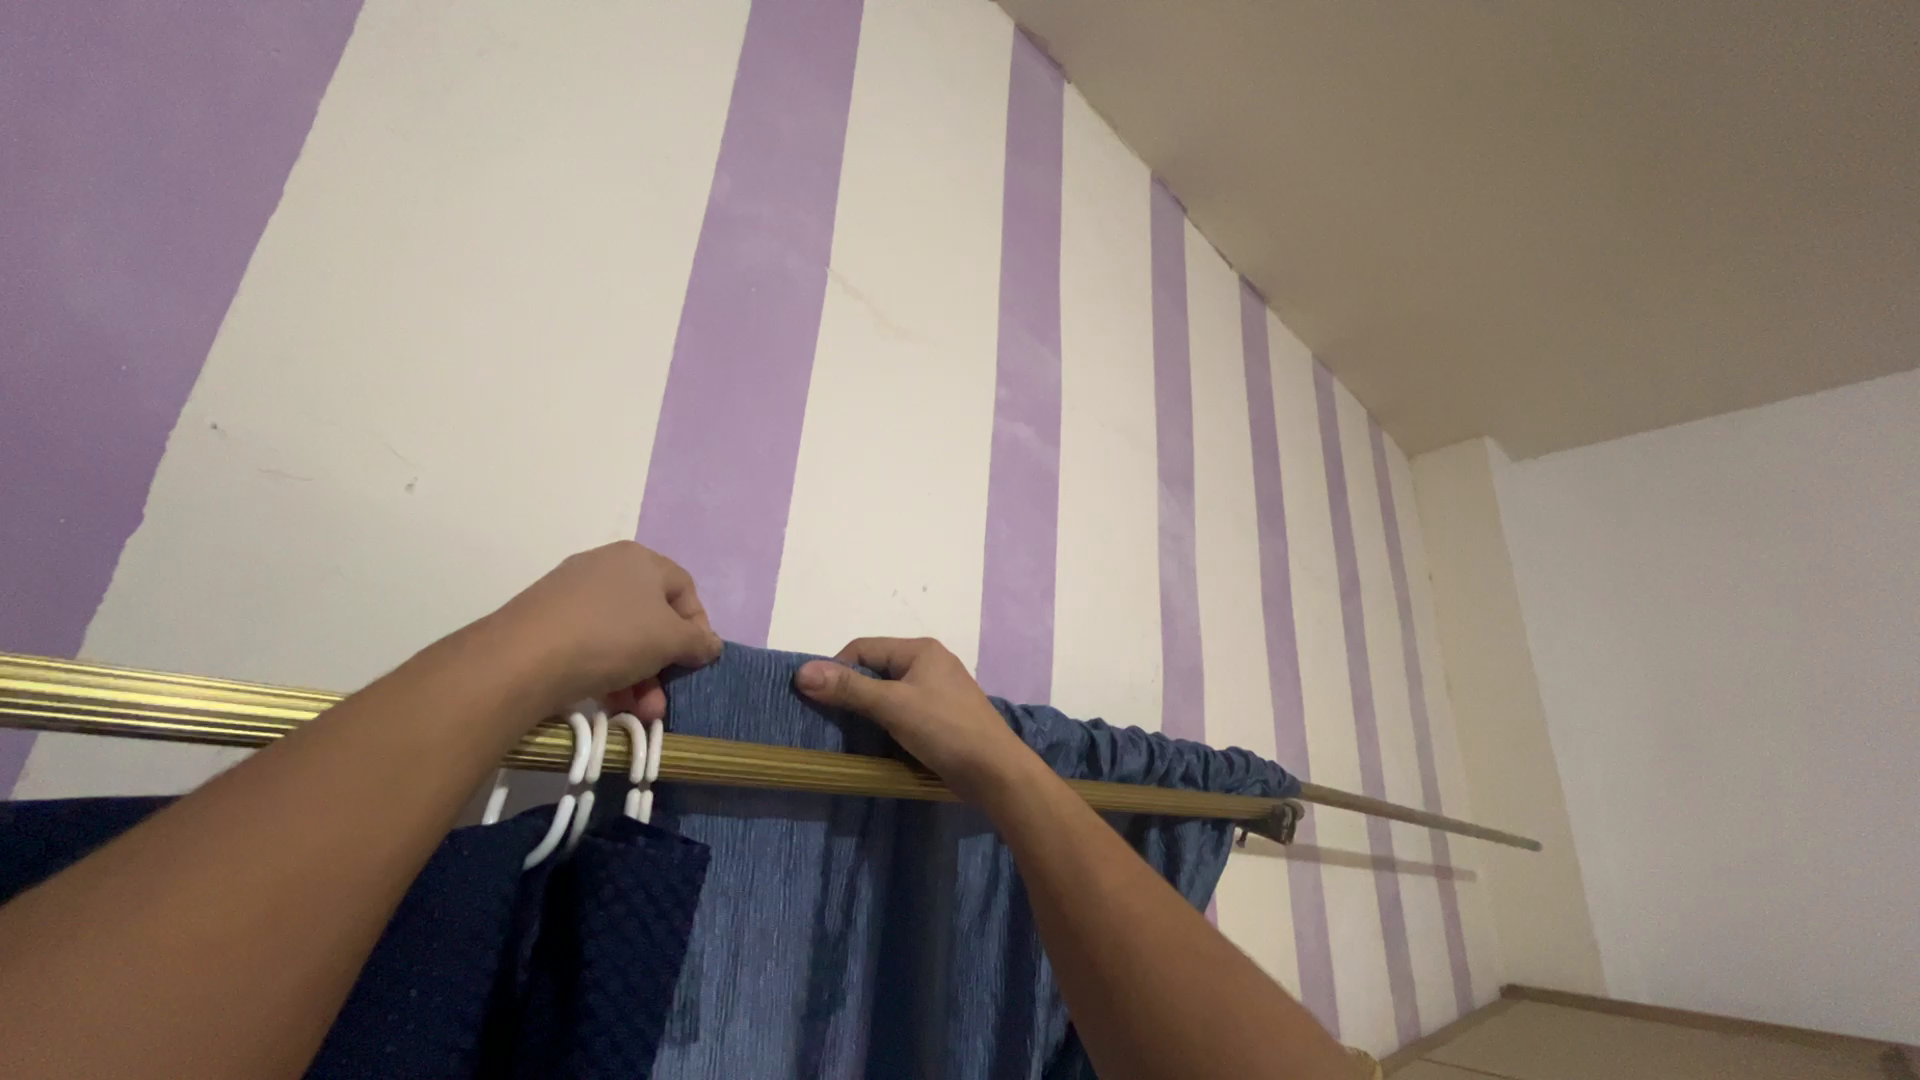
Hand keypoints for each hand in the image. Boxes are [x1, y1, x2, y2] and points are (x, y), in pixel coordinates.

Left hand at [486, 541, 723, 718]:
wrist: (522, 660)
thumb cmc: (612, 637)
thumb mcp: (670, 640)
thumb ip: (698, 642)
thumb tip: (711, 644)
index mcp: (640, 559)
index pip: (685, 590)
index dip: (698, 627)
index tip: (697, 661)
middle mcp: (607, 568)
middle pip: (651, 618)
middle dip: (663, 664)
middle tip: (663, 698)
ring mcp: (572, 593)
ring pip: (622, 637)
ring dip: (638, 678)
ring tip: (638, 713)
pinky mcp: (546, 621)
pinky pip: (590, 645)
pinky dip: (606, 673)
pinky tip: (609, 704)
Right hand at [794, 638, 1041, 803]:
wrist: (996, 772)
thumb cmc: (945, 729)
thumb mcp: (893, 706)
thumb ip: (849, 688)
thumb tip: (802, 671)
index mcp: (920, 650)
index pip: (863, 648)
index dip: (836, 668)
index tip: (815, 699)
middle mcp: (929, 663)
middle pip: (876, 669)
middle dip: (851, 691)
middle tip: (828, 720)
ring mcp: (938, 691)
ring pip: (889, 693)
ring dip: (867, 710)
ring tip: (848, 734)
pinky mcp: (942, 717)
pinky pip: (903, 712)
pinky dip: (886, 724)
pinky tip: (876, 743)